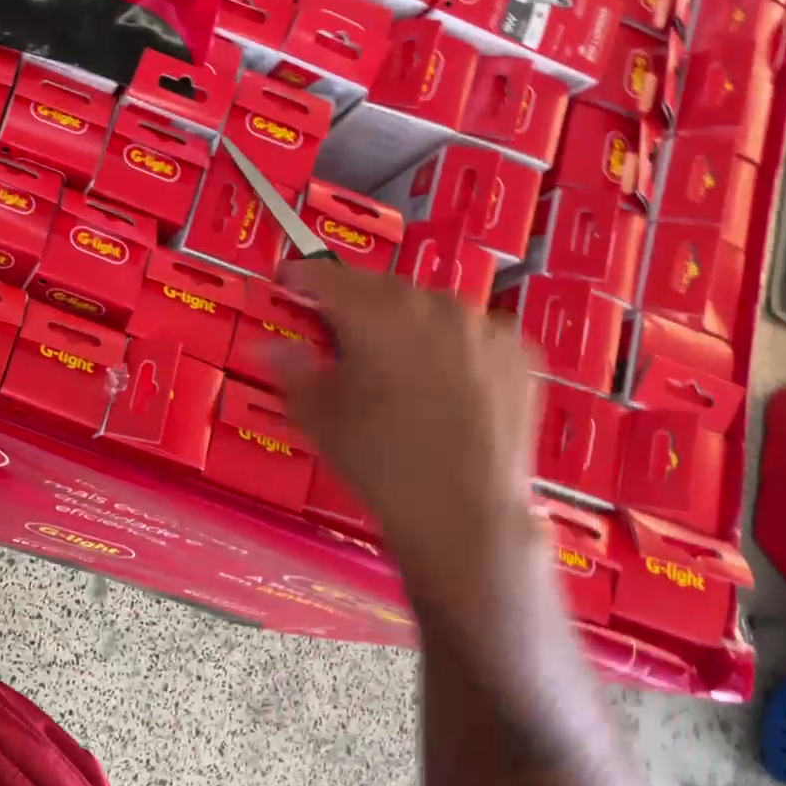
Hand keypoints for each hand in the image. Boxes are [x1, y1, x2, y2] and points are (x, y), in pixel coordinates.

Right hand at [269, 261, 537, 567]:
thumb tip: (265, 344)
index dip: (303, 276)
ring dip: (402, 318)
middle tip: (331, 324)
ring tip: (386, 352)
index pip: (331, 279)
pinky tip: (436, 374)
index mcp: (378, 316)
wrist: (462, 509)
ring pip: (431, 307)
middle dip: (353, 300)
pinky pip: (472, 332)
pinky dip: (446, 341)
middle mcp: (436, 307)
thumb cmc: (375, 460)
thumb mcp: (317, 415)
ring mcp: (486, 327)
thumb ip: (291, 369)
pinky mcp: (520, 353)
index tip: (286, 280)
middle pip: (383, 288)